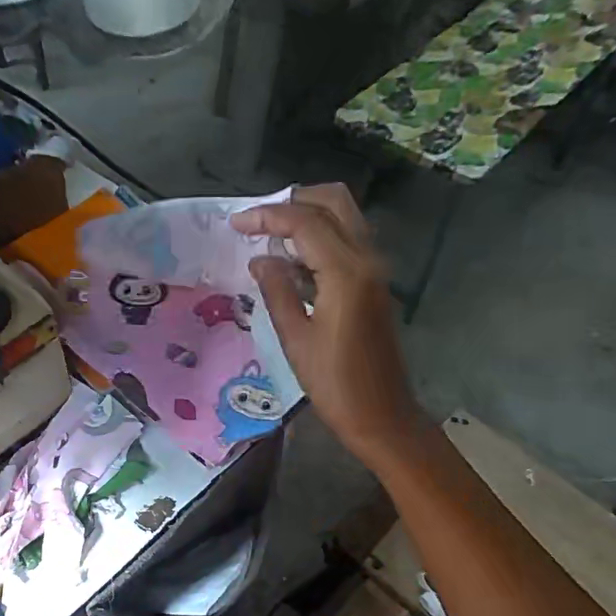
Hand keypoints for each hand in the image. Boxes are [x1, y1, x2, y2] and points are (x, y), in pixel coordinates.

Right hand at [233, 185, 422, 459]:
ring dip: (307, 217)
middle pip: (334, 202)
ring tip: (268, 238)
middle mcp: (367, 259)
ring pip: (343, 217)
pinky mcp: (374, 282)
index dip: (267, 216)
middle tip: (257, 221)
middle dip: (293, 202)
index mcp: (346, 272)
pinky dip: (319, 238)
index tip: (235, 223)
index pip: (305, 222)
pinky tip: (291, 261)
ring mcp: (375, 268)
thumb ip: (277, 291)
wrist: (380, 413)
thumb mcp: (295, 338)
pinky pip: (346, 241)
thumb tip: (261, 259)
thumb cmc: (333, 382)